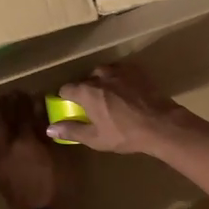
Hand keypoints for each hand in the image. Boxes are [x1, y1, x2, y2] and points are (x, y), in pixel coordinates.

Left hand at [0, 92, 65, 208]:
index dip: (23, 101)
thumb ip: (46, 130)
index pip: (20, 113)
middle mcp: (6, 148)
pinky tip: (0, 130)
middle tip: (10, 96)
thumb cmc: (60, 186)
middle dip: (3, 106)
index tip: (26, 93)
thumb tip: (38, 109)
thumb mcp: (60, 155)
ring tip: (1, 109)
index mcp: (24, 142)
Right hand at [48, 63, 200, 153]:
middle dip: (87, 90)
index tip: (70, 106)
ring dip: (103, 82)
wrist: (159, 123)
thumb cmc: (124, 134)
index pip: (67, 88)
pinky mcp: (135, 69)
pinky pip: (120, 71)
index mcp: (87, 91)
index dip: (66, 97)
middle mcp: (100, 76)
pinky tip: (126, 91)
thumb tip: (50, 128)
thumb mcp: (95, 138)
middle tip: (94, 106)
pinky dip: (119, 78)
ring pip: (103, 72)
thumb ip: (72, 130)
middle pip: (86, 80)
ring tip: (110, 97)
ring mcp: (119, 70)